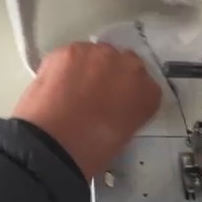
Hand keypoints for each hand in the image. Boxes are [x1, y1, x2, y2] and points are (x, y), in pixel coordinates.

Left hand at [13, 41, 161, 179]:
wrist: (54, 144)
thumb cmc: (91, 150)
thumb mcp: (121, 135)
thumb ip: (125, 113)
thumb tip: (113, 107)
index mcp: (148, 92)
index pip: (144, 85)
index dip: (126, 94)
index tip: (115, 105)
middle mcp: (129, 65)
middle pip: (122, 62)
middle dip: (110, 75)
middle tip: (92, 96)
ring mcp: (98, 54)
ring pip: (95, 55)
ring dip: (87, 68)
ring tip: (71, 91)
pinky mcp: (69, 51)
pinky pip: (71, 57)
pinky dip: (65, 68)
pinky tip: (56, 86)